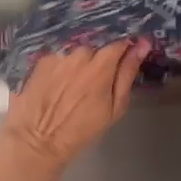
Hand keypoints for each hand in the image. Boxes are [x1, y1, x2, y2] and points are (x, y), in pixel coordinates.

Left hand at [0, 40, 150, 166]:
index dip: (124, 44)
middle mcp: (79, 52)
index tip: (126, 50)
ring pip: (77, 44)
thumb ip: (127, 73)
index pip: (118, 40)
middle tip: (97, 69)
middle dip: (100, 51)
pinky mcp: (41, 55)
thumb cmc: (81, 129)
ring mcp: (58, 51)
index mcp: (100, 65)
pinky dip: (63, 56)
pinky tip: (59, 72)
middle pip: (96, 42)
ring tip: (76, 71)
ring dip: (81, 54)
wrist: (38, 140)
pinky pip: (59, 48)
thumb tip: (142, 45)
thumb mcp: (114, 108)